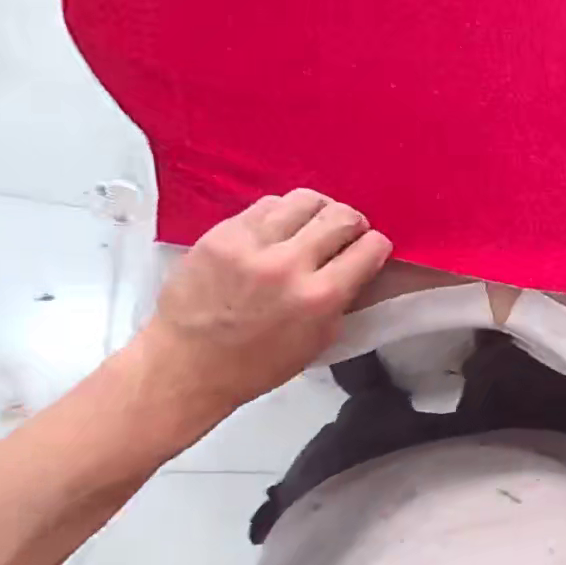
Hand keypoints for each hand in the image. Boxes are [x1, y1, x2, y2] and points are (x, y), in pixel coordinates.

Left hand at [132, 189, 392, 415]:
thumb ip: (343, 298)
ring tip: (313, 226)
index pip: (370, 248)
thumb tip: (359, 267)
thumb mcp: (320, 339)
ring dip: (320, 211)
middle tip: (347, 235)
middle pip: (342, 216)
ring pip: (305, 200)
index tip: (371, 251)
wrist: (187, 364)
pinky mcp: (222, 233)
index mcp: (320, 298)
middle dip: (354, 223)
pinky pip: (266, 205)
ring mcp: (252, 245)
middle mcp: (290, 264)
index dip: (378, 246)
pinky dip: (283, 214)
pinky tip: (279, 229)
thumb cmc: (260, 363)